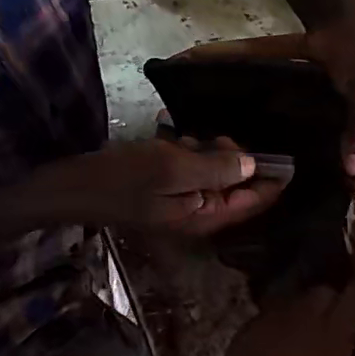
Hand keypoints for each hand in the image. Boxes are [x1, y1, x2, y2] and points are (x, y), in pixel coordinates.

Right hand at [46, 137, 285, 235]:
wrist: (68, 185)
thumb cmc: (123, 177)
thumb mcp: (173, 168)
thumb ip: (216, 169)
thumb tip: (254, 167)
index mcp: (206, 217)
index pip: (254, 202)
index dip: (273, 179)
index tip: (286, 153)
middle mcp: (200, 215)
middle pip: (237, 185)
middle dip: (232, 158)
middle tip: (213, 139)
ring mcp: (182, 202)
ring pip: (215, 173)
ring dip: (207, 151)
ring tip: (184, 139)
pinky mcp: (167, 189)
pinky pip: (192, 169)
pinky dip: (188, 152)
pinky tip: (172, 138)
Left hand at [200, 276, 354, 355]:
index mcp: (331, 338)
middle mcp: (300, 318)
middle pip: (327, 290)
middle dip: (341, 300)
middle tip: (347, 327)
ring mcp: (269, 321)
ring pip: (299, 297)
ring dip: (313, 309)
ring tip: (317, 337)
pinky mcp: (247, 329)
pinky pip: (275, 311)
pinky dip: (288, 319)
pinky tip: (289, 346)